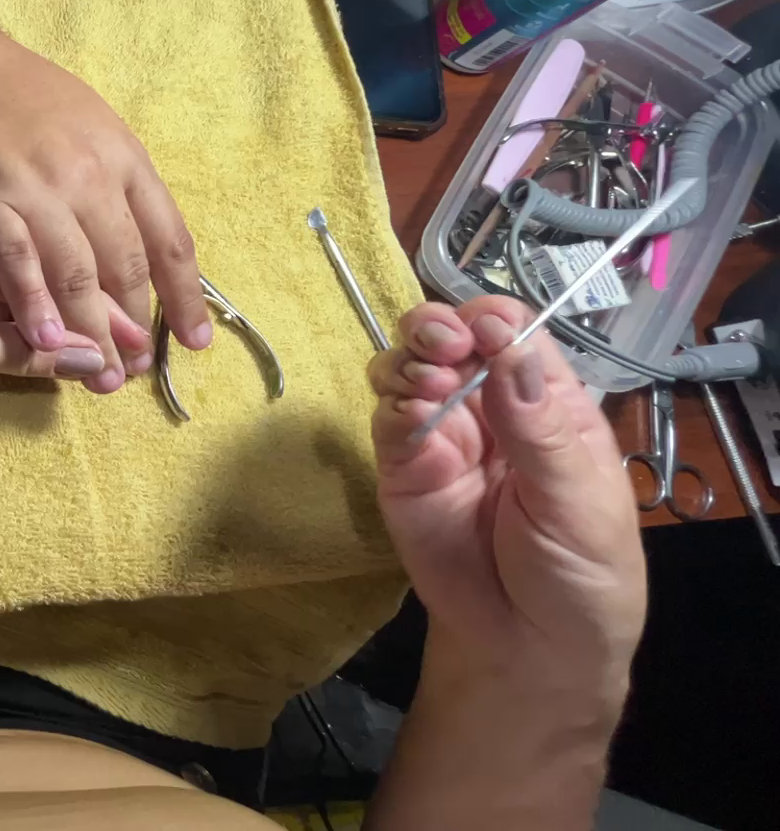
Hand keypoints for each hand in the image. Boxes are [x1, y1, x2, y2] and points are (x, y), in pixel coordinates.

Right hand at [0, 29, 211, 395]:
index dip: (183, 296)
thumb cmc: (18, 91)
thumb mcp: (88, 121)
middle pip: (125, 264)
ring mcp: (36, 188)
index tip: (193, 339)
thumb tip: (133, 229)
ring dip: (92, 330)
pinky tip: (45, 339)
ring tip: (101, 375)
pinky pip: (18, 261)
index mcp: (121, 157)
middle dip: (135, 325)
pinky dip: (33, 304)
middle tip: (136, 371)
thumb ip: (112, 176)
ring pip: (76, 272)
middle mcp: (88, 175)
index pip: (167, 238)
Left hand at [0, 219, 131, 437]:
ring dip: (63, 337)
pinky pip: (1, 328)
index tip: (134, 329)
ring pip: (23, 309)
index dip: (88, 295)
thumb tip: (95, 360)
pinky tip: (69, 361)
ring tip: (115, 364)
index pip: (39, 258)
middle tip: (137, 352)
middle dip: (84, 319)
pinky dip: (32, 347)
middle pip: (37, 283)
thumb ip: (24, 352)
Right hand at [368, 297, 645, 701]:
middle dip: (435, 328)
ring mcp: (436, 431)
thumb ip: (540, 427)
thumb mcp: (579, 501)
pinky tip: (407, 418)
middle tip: (439, 346)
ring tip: (424, 389)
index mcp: (545, 406)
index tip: (480, 335)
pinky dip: (389, 405)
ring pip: (404, 367)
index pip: (514, 338)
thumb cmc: (577, 572)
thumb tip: (509, 349)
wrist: (521, 638)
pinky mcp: (397, 460)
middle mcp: (485, 407)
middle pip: (447, 339)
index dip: (494, 323)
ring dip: (407, 363)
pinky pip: (383, 415)